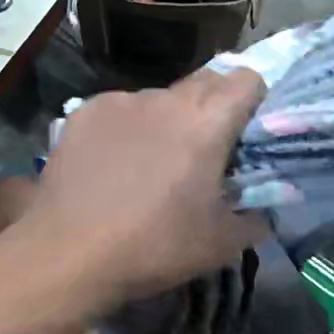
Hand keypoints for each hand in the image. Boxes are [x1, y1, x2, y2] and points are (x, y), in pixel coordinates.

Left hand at [4, 68, 271, 306]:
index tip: (246, 134)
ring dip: (167, 121)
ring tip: (148, 166)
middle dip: (213, 108)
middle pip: (205, 82)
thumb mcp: (221, 244)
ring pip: (159, 99)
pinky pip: (120, 110)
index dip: (254, 101)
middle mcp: (165, 98)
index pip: (247, 79)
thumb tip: (265, 207)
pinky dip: (126, 129)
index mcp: (207, 122)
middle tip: (204, 152)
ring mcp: (120, 101)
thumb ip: (256, 216)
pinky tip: (111, 166)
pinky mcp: (84, 111)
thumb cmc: (154, 247)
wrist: (67, 254)